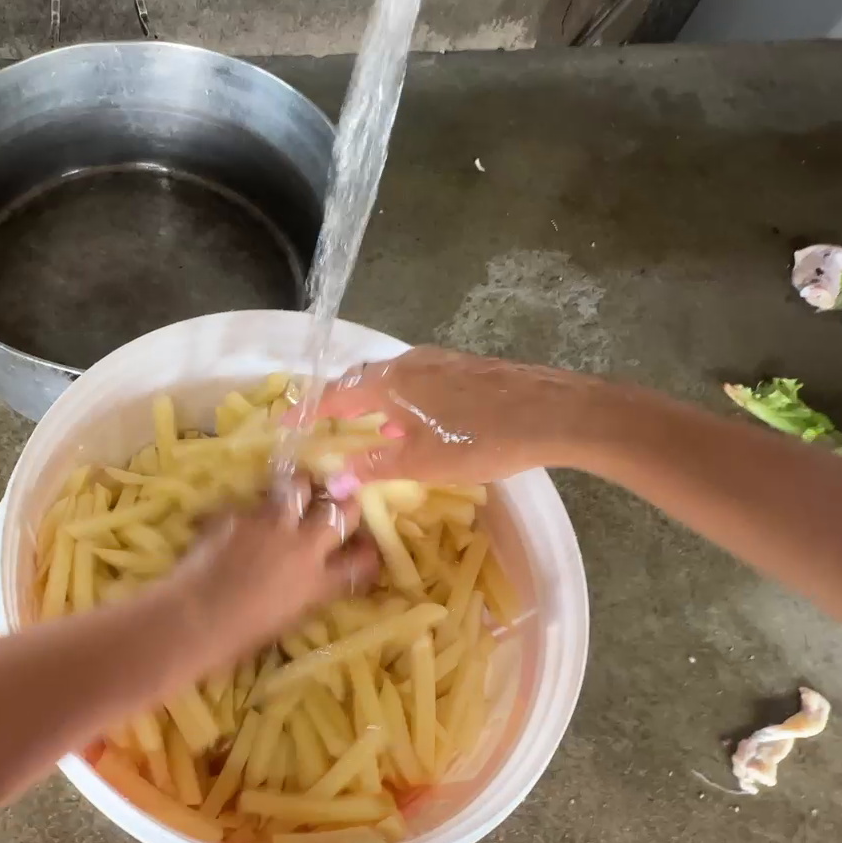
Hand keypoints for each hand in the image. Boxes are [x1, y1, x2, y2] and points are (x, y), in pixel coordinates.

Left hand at [161, 483, 379, 658]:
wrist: (194, 619)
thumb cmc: (239, 636)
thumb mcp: (289, 619)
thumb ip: (309, 591)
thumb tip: (312, 575)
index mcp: (319, 583)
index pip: (363, 560)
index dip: (367, 550)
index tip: (364, 545)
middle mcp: (303, 547)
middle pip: (342, 511)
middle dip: (344, 503)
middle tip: (336, 503)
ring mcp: (271, 524)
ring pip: (299, 486)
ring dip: (301, 487)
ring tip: (295, 490)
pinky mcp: (239, 514)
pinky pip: (254, 501)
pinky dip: (254, 507)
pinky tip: (243, 515)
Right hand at [314, 347, 606, 484]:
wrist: (557, 413)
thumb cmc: (481, 439)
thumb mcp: (421, 461)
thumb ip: (374, 467)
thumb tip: (335, 482)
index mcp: (389, 382)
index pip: (335, 395)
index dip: (308, 410)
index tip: (284, 421)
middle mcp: (408, 362)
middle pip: (362, 379)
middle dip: (341, 401)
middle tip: (326, 423)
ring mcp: (439, 360)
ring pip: (392, 377)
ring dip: (375, 400)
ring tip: (372, 427)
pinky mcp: (465, 366)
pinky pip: (417, 379)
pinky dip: (403, 398)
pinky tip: (418, 421)